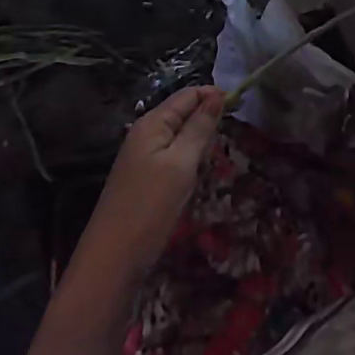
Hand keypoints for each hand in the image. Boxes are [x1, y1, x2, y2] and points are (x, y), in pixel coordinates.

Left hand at [83, 85, 224, 271]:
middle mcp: (145, 133)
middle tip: (228, 142)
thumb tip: (217, 94)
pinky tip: (195, 179)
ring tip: (213, 162)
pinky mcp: (144, 178)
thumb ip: (199, 128)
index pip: (188, 95)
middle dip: (207, 122)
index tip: (241, 107)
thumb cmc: (150, 207)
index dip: (214, 96)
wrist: (112, 259)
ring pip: (180, 137)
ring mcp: (143, 156)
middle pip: (183, 113)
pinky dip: (188, 163)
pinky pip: (173, 158)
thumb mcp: (181, 164)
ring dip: (199, 145)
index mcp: (152, 122)